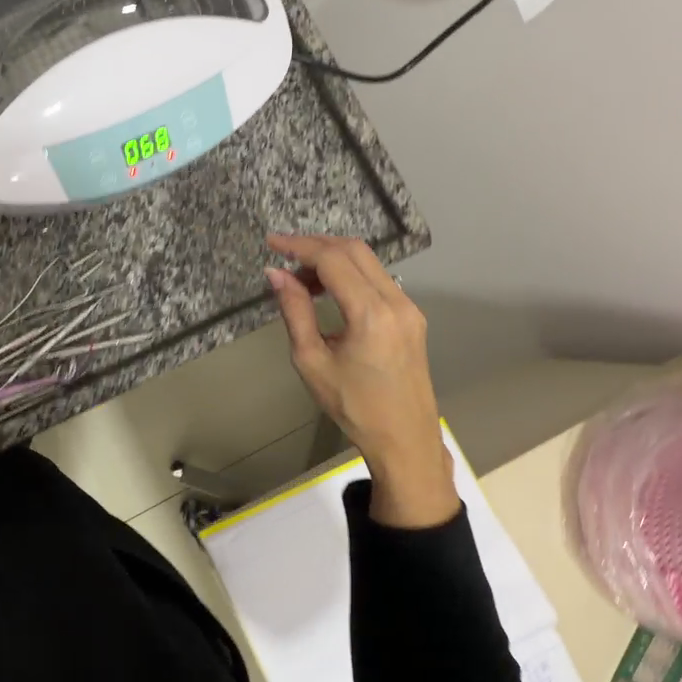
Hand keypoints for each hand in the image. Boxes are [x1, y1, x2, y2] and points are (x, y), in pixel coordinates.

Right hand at [264, 235, 458, 528]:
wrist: (404, 439)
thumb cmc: (353, 406)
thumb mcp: (312, 360)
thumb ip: (295, 311)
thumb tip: (276, 274)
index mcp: (371, 314)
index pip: (332, 260)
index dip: (299, 246)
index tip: (271, 242)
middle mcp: (396, 302)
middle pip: (354, 250)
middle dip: (316, 245)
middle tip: (283, 255)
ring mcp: (408, 308)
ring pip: (368, 262)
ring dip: (332, 259)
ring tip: (300, 279)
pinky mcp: (411, 317)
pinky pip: (377, 279)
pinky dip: (348, 274)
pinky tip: (325, 290)